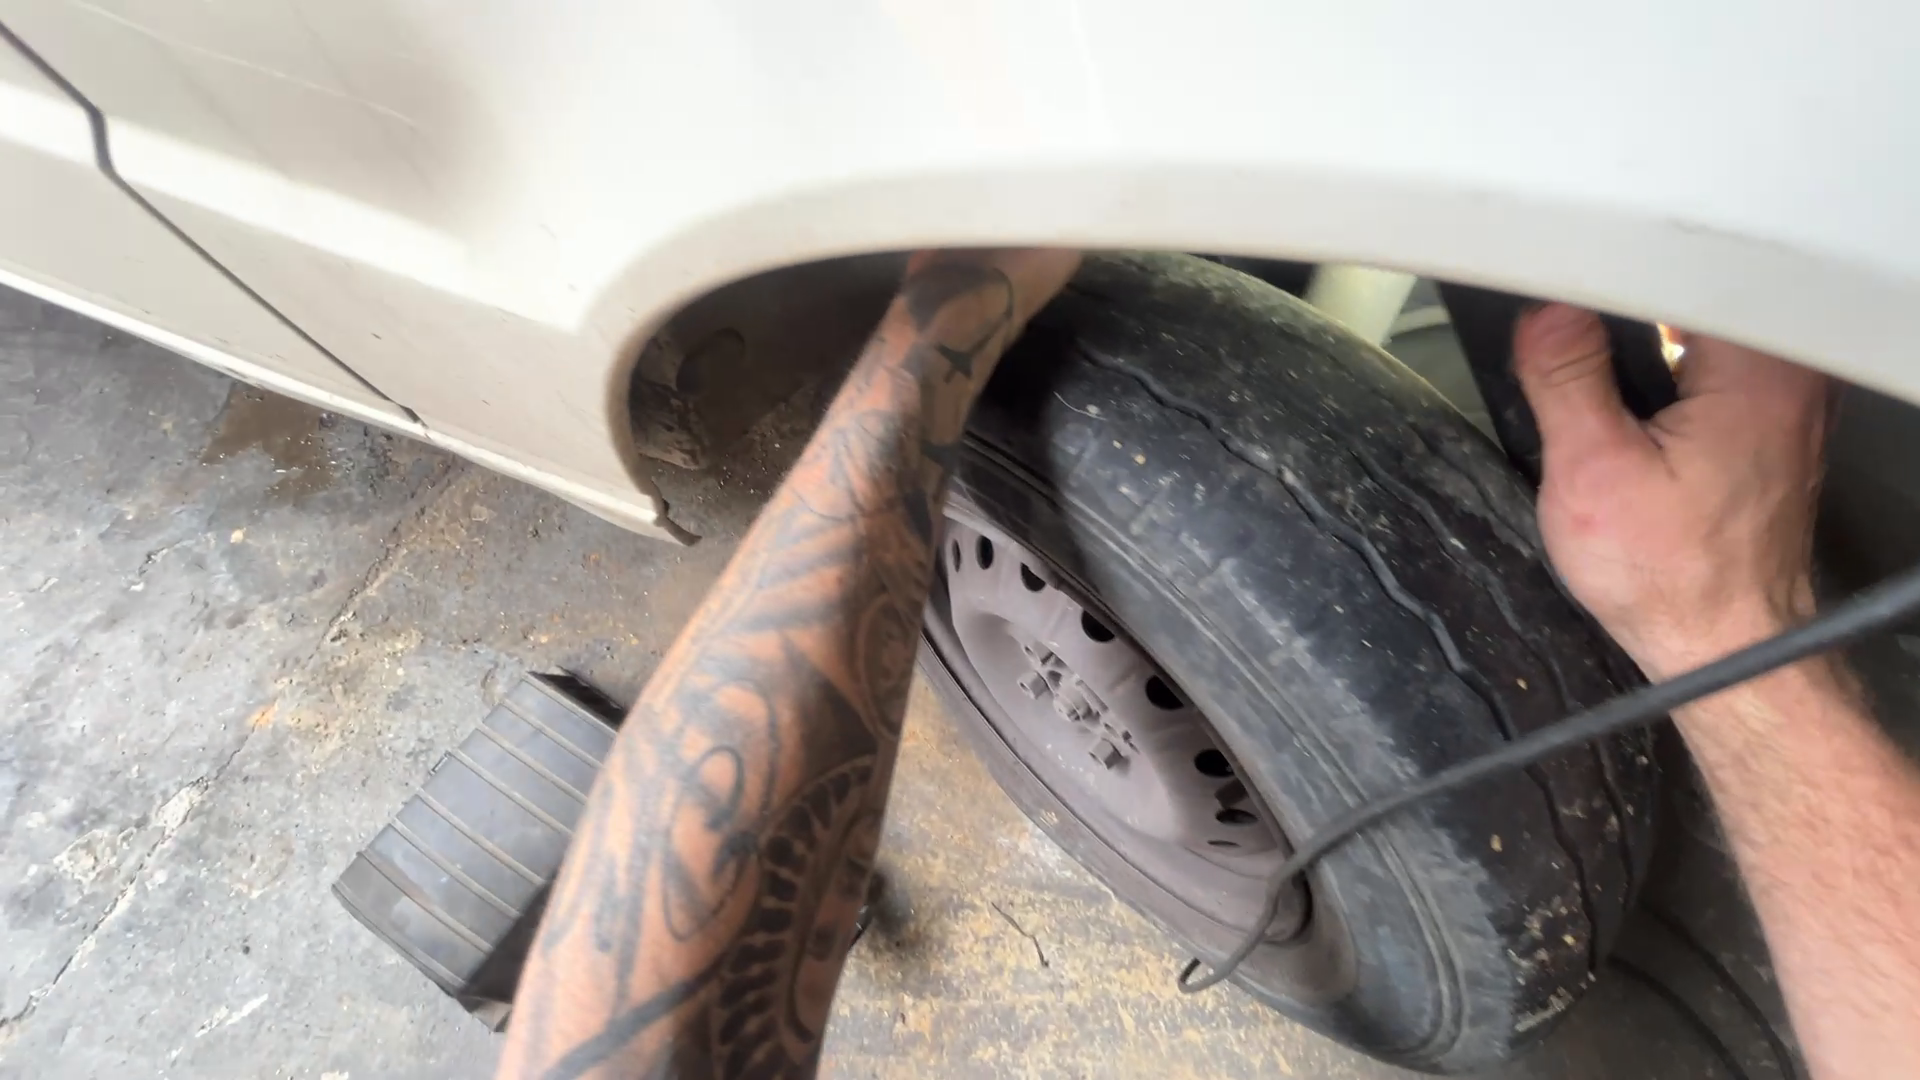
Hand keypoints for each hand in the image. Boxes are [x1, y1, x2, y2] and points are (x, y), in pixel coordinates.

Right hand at [1511, 304, 1829, 678]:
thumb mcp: (1591, 468)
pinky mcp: (1753, 430)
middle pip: (1688, 301)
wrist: (1713, 634)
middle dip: (1609, 307)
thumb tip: (1546, 313)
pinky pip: (1698, 371)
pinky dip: (1650, 371)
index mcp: (1758, 372)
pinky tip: (1611, 397)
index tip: (1547, 282)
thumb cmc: (1662, 566)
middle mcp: (1784, 377)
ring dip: (1628, 342)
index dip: (1603, 274)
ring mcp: (1774, 404)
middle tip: (1546, 323)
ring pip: (1693, 336)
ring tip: (1568, 355)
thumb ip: (1568, 381)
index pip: (1681, 277)